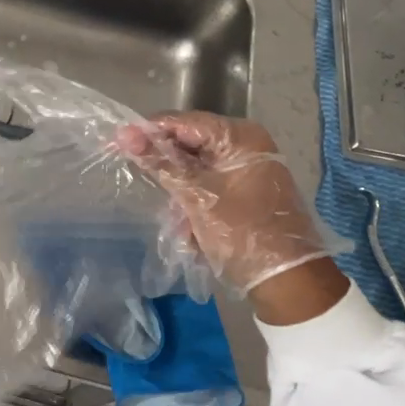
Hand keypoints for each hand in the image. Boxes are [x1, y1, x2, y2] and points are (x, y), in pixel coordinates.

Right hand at [118, 112, 340, 310]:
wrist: (288, 283)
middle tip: (134, 174)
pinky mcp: (246, 189)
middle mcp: (246, 144)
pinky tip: (187, 225)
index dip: (147, 131)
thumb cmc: (242, 233)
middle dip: (164, 163)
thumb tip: (123, 134)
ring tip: (170, 213)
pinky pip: (210, 183)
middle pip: (190, 142)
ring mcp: (248, 167)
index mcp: (240, 136)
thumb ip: (160, 163)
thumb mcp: (195, 196)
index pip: (183, 122)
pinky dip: (194, 199)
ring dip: (179, 187)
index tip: (116, 142)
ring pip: (197, 166)